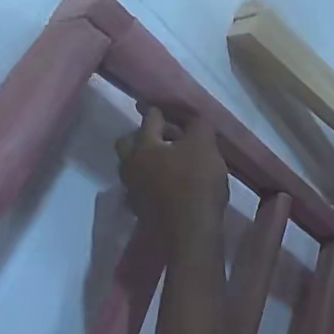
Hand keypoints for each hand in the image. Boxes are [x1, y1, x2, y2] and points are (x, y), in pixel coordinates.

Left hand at [114, 104, 229, 237]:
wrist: (190, 229)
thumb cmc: (196, 181)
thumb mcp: (205, 145)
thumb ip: (198, 125)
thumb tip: (193, 117)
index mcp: (144, 145)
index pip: (150, 119)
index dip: (159, 110)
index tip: (161, 105)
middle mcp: (131, 165)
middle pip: (128, 143)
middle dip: (142, 134)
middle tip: (164, 135)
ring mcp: (133, 188)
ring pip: (133, 165)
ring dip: (146, 158)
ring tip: (168, 159)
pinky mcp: (140, 208)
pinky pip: (142, 185)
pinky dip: (152, 179)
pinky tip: (168, 182)